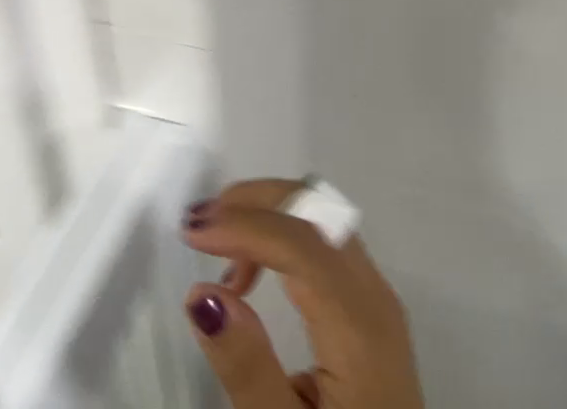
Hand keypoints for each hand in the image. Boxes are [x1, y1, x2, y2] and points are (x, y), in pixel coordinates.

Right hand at [181, 180, 424, 408]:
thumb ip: (247, 367)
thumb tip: (203, 292)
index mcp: (361, 328)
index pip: (304, 243)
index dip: (245, 225)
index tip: (190, 232)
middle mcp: (376, 297)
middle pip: (318, 212)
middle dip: (254, 201)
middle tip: (198, 223)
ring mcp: (375, 297)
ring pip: (321, 219)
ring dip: (264, 214)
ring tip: (213, 247)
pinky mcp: (366, 304)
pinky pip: (323, 242)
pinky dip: (279, 235)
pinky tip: (246, 273)